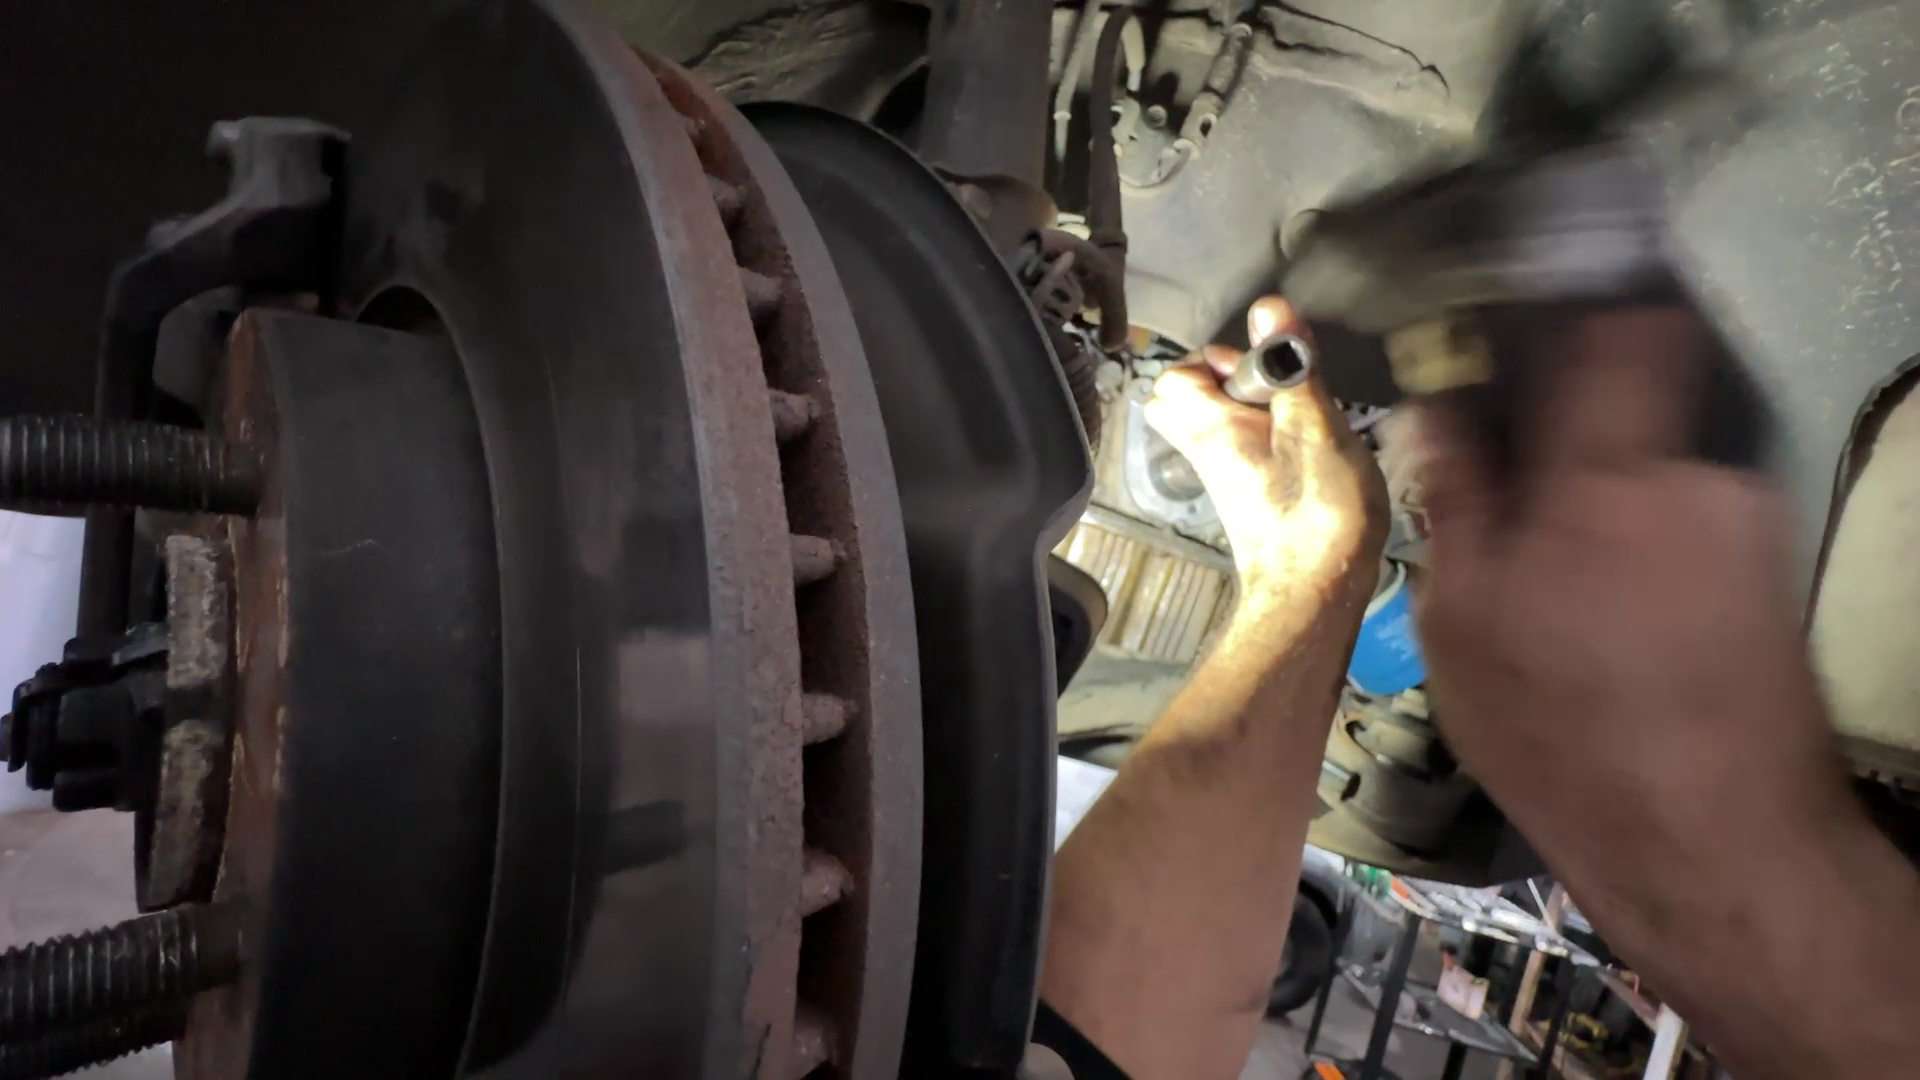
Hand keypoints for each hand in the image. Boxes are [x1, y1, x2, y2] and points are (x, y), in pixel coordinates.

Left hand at [1144, 297, 1387, 603]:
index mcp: (1208, 430)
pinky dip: (1253, 430)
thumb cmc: (1315, 512)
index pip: (1172, 377)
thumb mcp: (1314, 430)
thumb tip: (1269, 308)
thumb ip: (1289, 369)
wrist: (1312, 589)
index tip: (1258, 371)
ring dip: (1242, 404)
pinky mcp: (1239, 489)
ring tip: (1286, 413)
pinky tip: (1294, 443)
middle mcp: (1201, 449)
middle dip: (1220, 378)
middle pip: (1181, 397)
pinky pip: (1229, 443)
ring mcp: (1218, 472)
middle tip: (1266, 389)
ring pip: (1208, 420)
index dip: (1213, 360)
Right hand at [1414, 309, 1843, 889]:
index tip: (1499, 326)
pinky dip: (1616, 524)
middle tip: (1484, 490)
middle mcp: (1693, 480)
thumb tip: (1434, 413)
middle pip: (1616, 402)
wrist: (1701, 834)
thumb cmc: (1550, 723)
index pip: (1612, 334)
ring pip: (1637, 461)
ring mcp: (1739, 519)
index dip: (1560, 310)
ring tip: (1528, 565)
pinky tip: (1581, 595)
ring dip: (1576, 489)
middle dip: (1544, 431)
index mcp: (1606, 482)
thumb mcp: (1459, 616)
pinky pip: (1668, 504)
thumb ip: (1455, 499)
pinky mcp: (1758, 561)